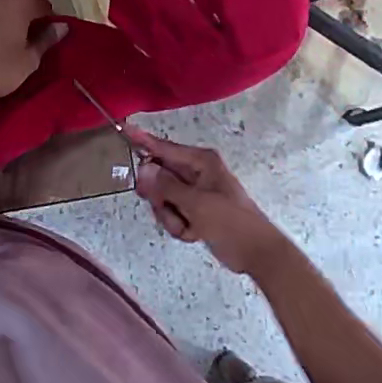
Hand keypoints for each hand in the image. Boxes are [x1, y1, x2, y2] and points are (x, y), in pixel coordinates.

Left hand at [0, 0, 68, 98]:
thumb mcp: (28, 61)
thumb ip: (47, 39)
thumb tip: (61, 26)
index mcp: (18, 2)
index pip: (43, 5)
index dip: (48, 21)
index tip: (45, 37)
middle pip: (17, 0)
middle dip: (22, 16)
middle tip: (22, 40)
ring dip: (0, 16)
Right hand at [129, 129, 295, 277]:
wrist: (256, 253)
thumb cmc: (230, 222)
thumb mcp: (195, 204)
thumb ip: (166, 186)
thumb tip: (143, 168)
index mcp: (201, 161)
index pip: (164, 148)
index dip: (143, 140)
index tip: (124, 129)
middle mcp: (196, 172)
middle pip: (159, 176)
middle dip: (161, 198)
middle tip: (166, 208)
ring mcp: (194, 191)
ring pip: (163, 198)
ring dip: (170, 216)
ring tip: (187, 227)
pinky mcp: (194, 209)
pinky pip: (172, 212)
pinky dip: (178, 225)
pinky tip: (193, 233)